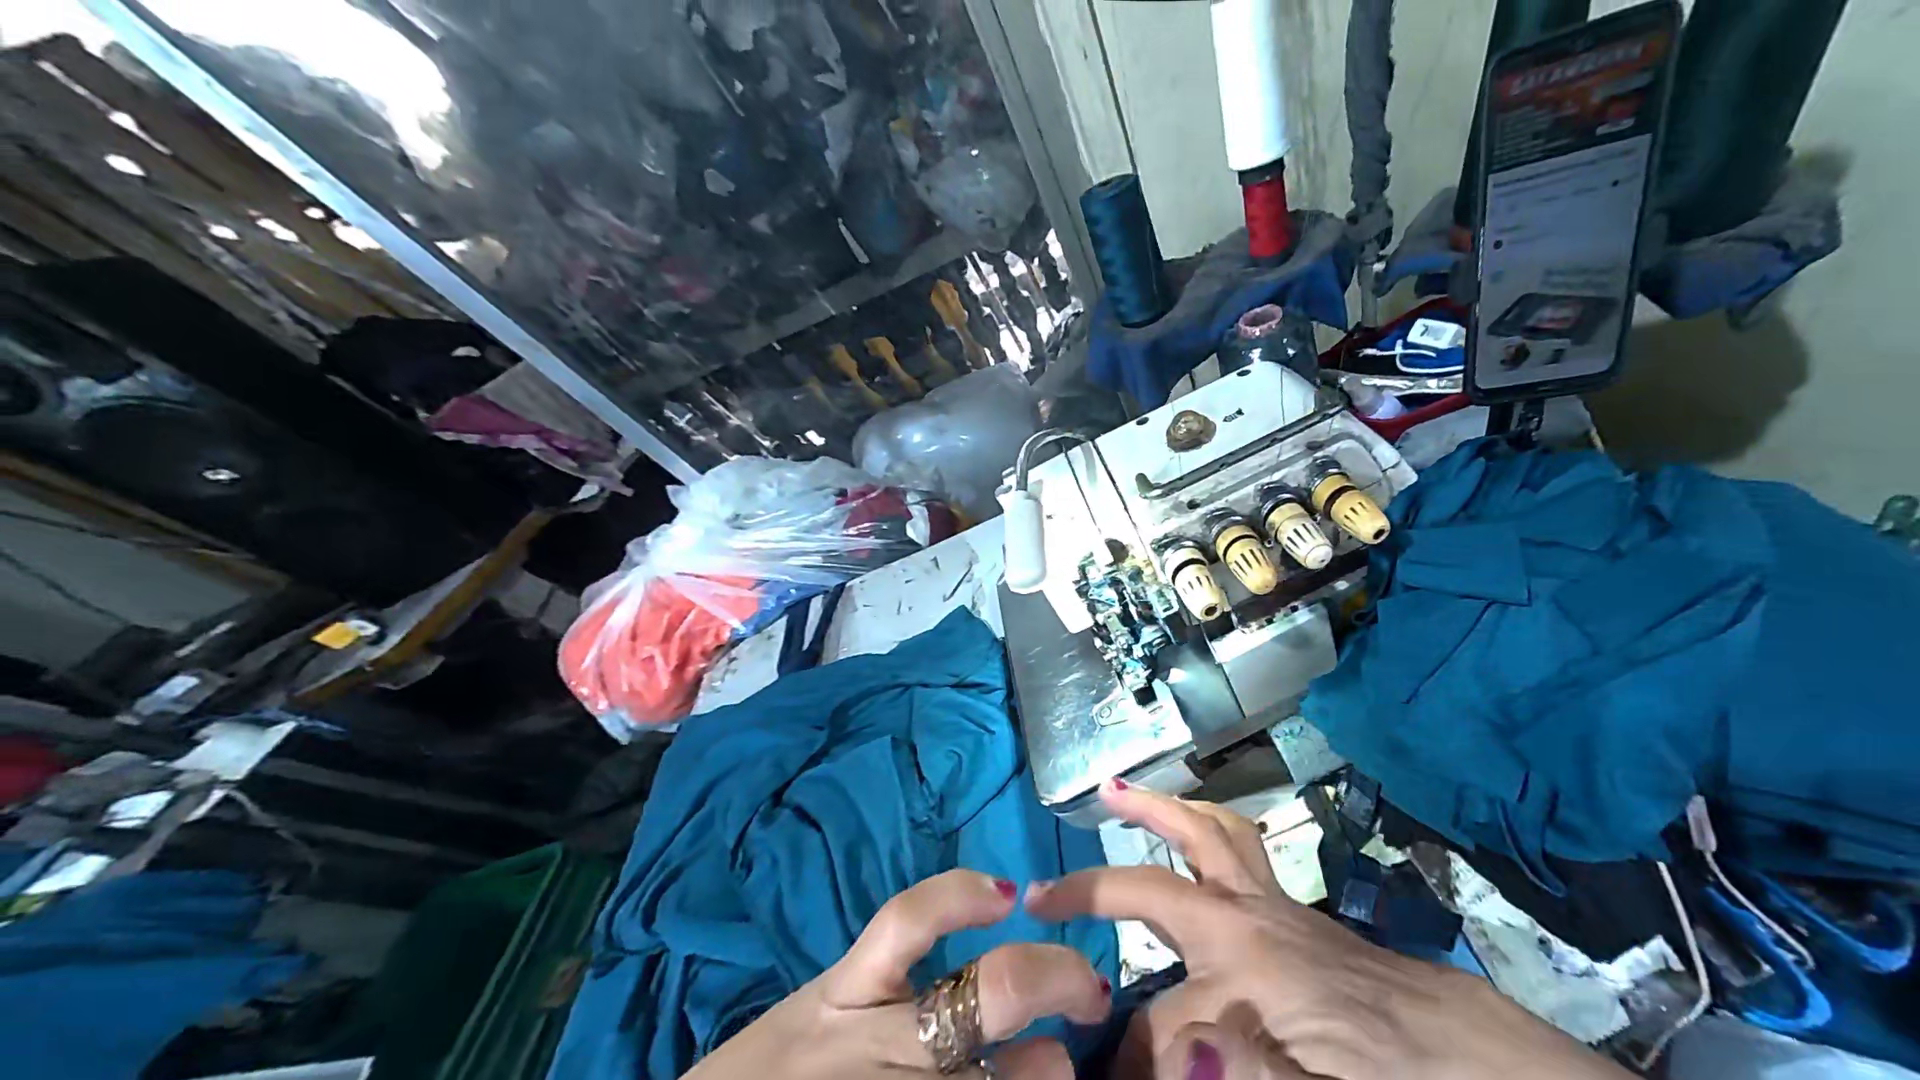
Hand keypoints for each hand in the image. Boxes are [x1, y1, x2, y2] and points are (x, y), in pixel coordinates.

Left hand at [685, 868, 1110, 1079]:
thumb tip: (1033, 1064)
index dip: (1052, 1073)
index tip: (1074, 1066)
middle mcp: (903, 1071)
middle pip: (1009, 1039)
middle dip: (1066, 1017)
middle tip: (1098, 1016)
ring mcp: (871, 1023)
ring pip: (980, 994)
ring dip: (1044, 980)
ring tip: (1080, 979)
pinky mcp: (839, 978)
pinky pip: (906, 927)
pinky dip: (957, 903)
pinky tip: (998, 894)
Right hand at [1025, 782, 1632, 1079]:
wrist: (1492, 1067)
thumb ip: (1247, 1071)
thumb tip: (1165, 1046)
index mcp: (1246, 975)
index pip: (1156, 1026)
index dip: (1126, 1063)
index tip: (1104, 1077)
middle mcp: (1247, 926)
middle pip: (1154, 892)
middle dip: (1096, 893)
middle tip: (1045, 898)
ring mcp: (1272, 910)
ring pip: (1204, 838)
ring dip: (1156, 815)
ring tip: (1116, 791)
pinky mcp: (1294, 912)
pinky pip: (1239, 846)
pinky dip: (1203, 825)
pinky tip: (1190, 825)